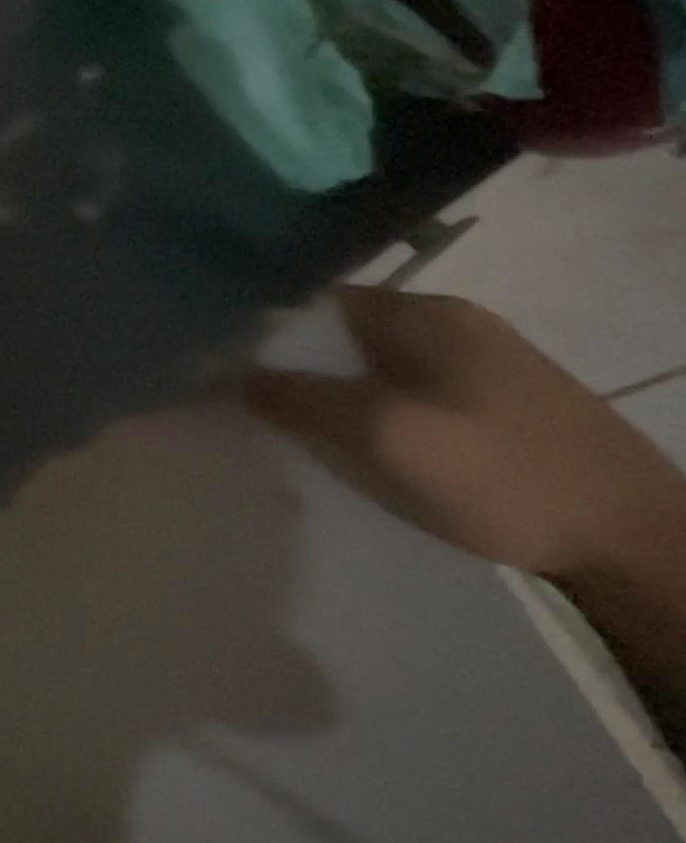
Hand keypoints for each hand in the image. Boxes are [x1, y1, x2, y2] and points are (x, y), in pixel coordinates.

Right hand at [243, 286, 685, 578]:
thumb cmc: (497, 475)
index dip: (261, 332)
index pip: (314, 303)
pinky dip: (358, 419)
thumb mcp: (382, 434)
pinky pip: (393, 399)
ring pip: (363, 371)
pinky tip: (343, 452)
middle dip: (285, 369)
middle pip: (336, 337)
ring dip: (320, 398)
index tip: (213, 369)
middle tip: (237, 410)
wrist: (628, 538)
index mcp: (423, 316)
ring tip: (279, 435)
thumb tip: (232, 374)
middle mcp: (446, 327)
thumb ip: (300, 398)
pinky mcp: (481, 407)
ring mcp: (469, 367)